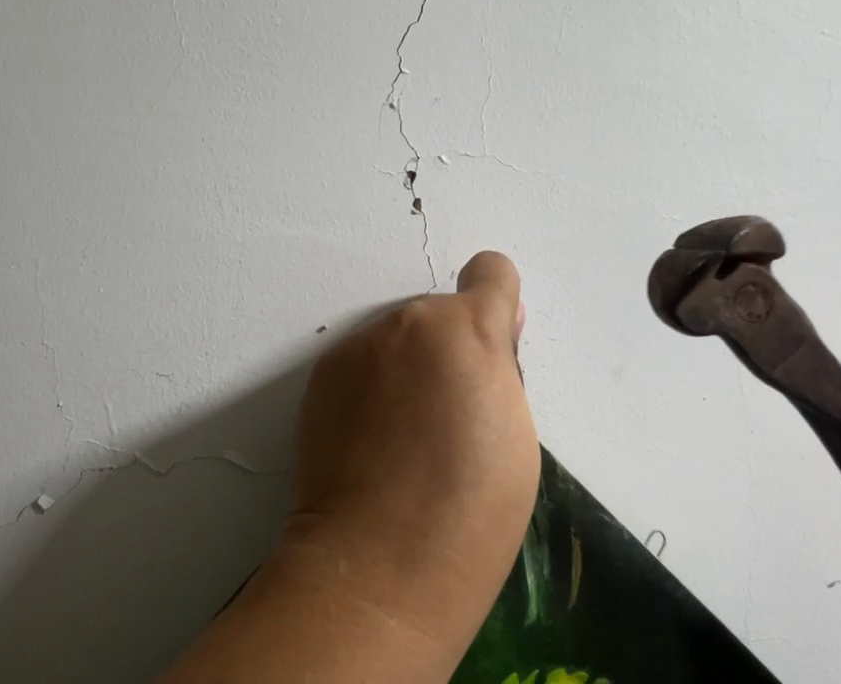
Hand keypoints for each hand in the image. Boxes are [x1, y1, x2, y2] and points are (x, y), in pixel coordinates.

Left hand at [162, 251, 535, 682]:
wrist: (375, 567)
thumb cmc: (470, 512)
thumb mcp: (518, 437)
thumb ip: (504, 372)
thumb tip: (496, 333)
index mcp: (469, 331)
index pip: (490, 273)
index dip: (497, 304)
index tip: (491, 345)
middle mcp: (408, 323)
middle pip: (438, 318)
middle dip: (448, 352)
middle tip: (449, 421)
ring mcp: (358, 347)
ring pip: (397, 342)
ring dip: (407, 369)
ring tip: (406, 442)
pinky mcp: (322, 376)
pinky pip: (362, 366)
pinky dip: (371, 390)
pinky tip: (372, 446)